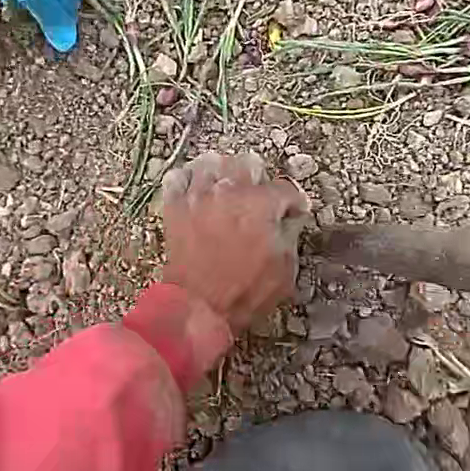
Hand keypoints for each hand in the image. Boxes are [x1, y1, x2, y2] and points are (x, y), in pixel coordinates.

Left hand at [159, 151, 308, 333]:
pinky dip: (188, 178)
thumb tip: (290, 219)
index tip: (293, 212)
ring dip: (224, 172)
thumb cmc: (244, 293)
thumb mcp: (285, 269)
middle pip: (248, 163)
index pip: (284, 188)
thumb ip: (291, 235)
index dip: (292, 202)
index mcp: (261, 204)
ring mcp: (199, 196)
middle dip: (259, 179)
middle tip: (260, 197)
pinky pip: (178, 177)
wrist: (198, 308)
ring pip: (213, 162)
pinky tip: (197, 188)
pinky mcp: (176, 208)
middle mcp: (230, 192)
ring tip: (228, 186)